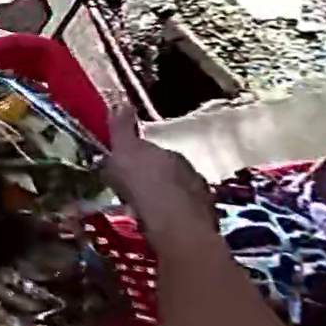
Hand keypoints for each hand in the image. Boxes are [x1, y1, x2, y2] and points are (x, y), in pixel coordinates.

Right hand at [100, 104, 215, 239]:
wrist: (174, 224)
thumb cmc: (142, 185)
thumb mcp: (122, 153)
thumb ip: (122, 129)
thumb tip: (121, 101)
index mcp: (164, 150)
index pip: (146, 146)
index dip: (132, 153)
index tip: (122, 163)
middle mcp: (184, 165)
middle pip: (161, 166)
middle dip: (148, 173)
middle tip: (131, 186)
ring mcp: (197, 190)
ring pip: (173, 187)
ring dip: (161, 193)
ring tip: (144, 206)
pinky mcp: (204, 214)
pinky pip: (182, 208)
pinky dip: (172, 211)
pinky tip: (160, 220)